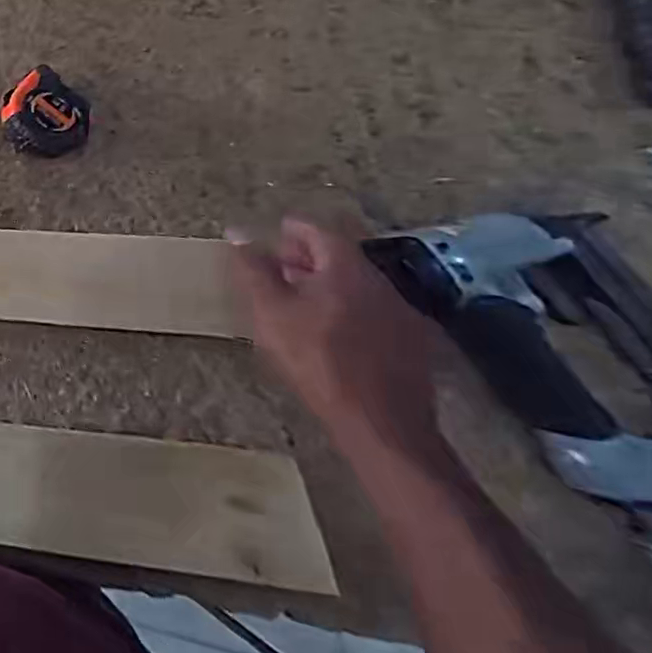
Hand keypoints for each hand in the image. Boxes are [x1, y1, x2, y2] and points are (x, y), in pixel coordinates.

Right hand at [230, 217, 444, 457]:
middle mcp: (380, 283)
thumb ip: (253, 269)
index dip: (291, 230)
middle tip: (277, 268)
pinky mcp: (413, 346)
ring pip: (357, 286)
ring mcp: (403, 315)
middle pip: (340, 258)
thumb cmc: (315, 357)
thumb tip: (238, 233)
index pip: (318, 232)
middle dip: (307, 258)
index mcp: (346, 269)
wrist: (380, 423)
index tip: (271, 235)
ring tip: (298, 302)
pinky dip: (348, 310)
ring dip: (327, 285)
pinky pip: (373, 312)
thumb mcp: (269, 310)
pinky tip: (331, 333)